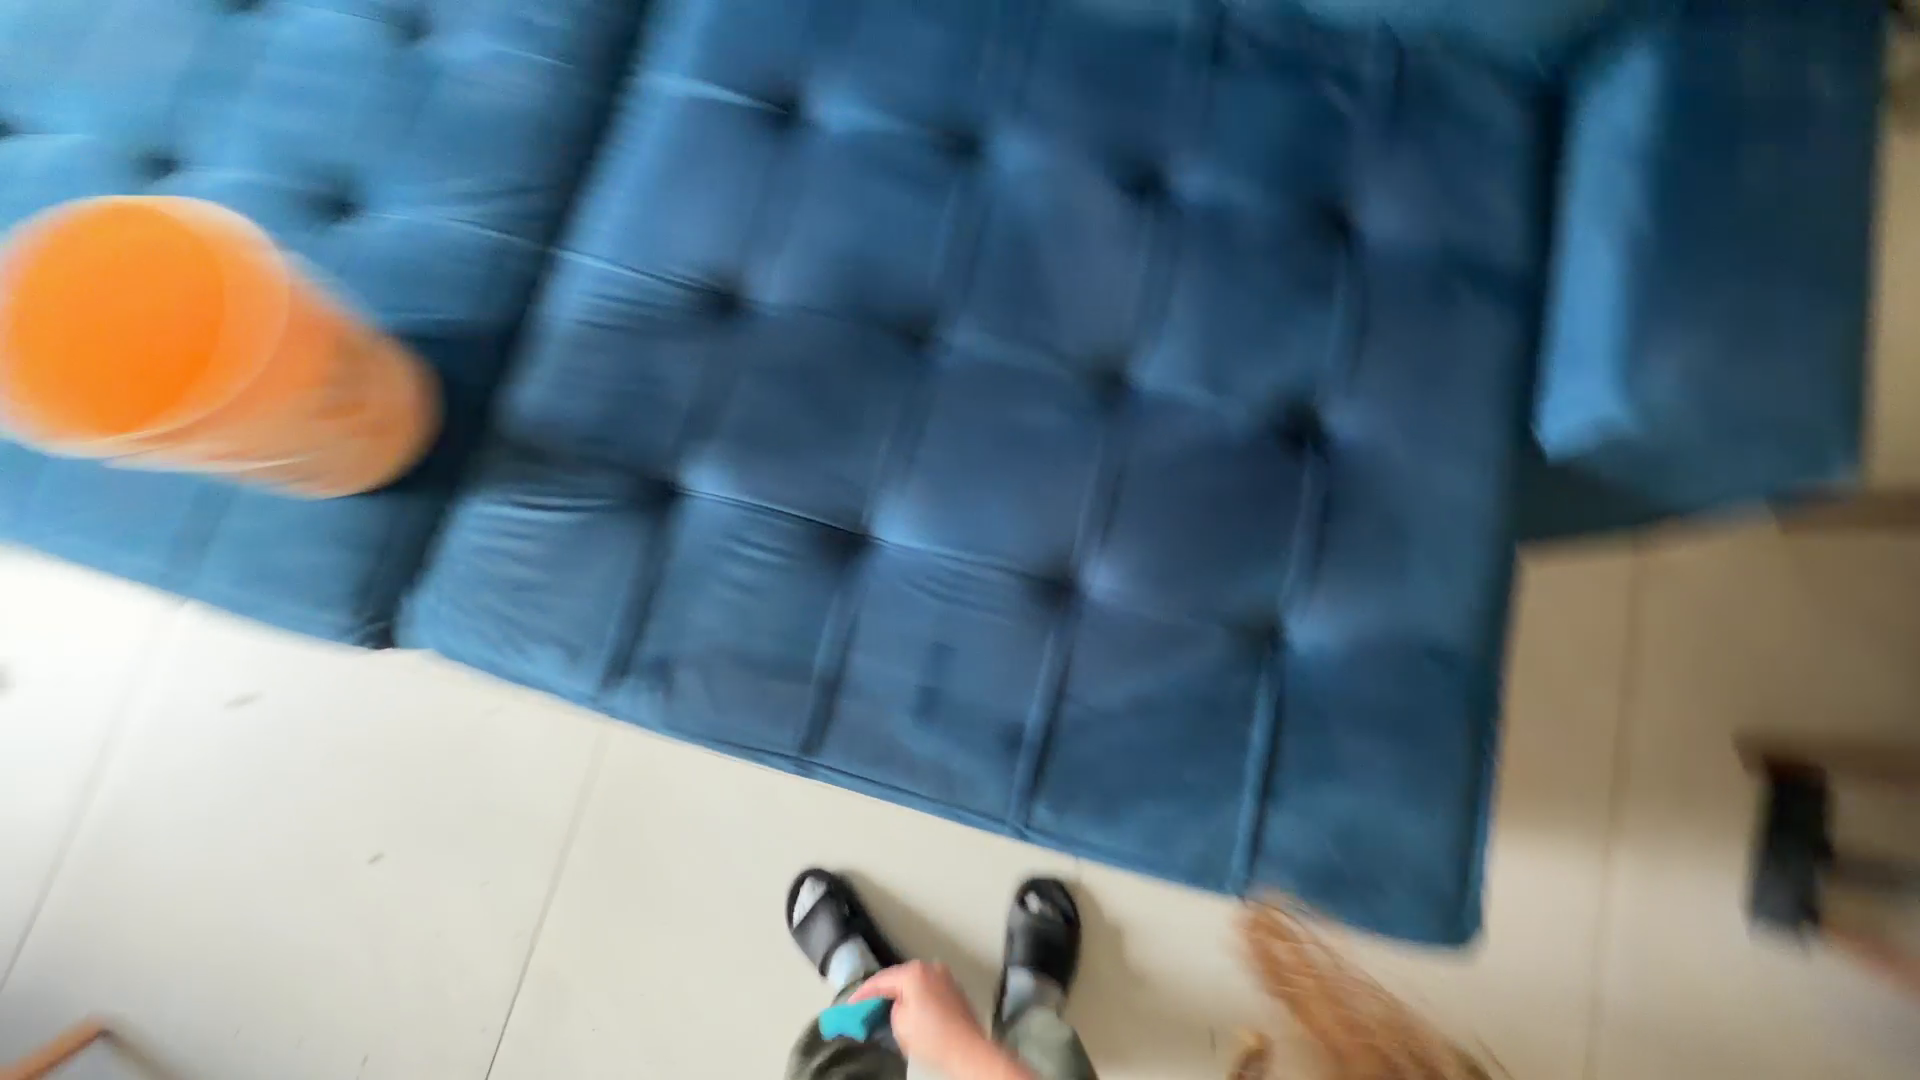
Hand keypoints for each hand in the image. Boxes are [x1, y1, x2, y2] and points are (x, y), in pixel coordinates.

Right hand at [848, 962, 1033, 1078]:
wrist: (967, 1049)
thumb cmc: (933, 1037)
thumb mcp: (900, 1024)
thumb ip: (892, 1008)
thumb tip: (897, 1005)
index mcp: (914, 972)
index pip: (881, 979)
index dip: (863, 993)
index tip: (851, 1003)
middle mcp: (930, 967)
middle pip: (899, 977)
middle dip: (883, 991)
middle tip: (867, 1005)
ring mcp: (944, 976)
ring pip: (914, 982)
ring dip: (901, 993)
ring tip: (887, 1008)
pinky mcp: (953, 988)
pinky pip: (927, 988)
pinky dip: (916, 996)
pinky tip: (911, 1010)